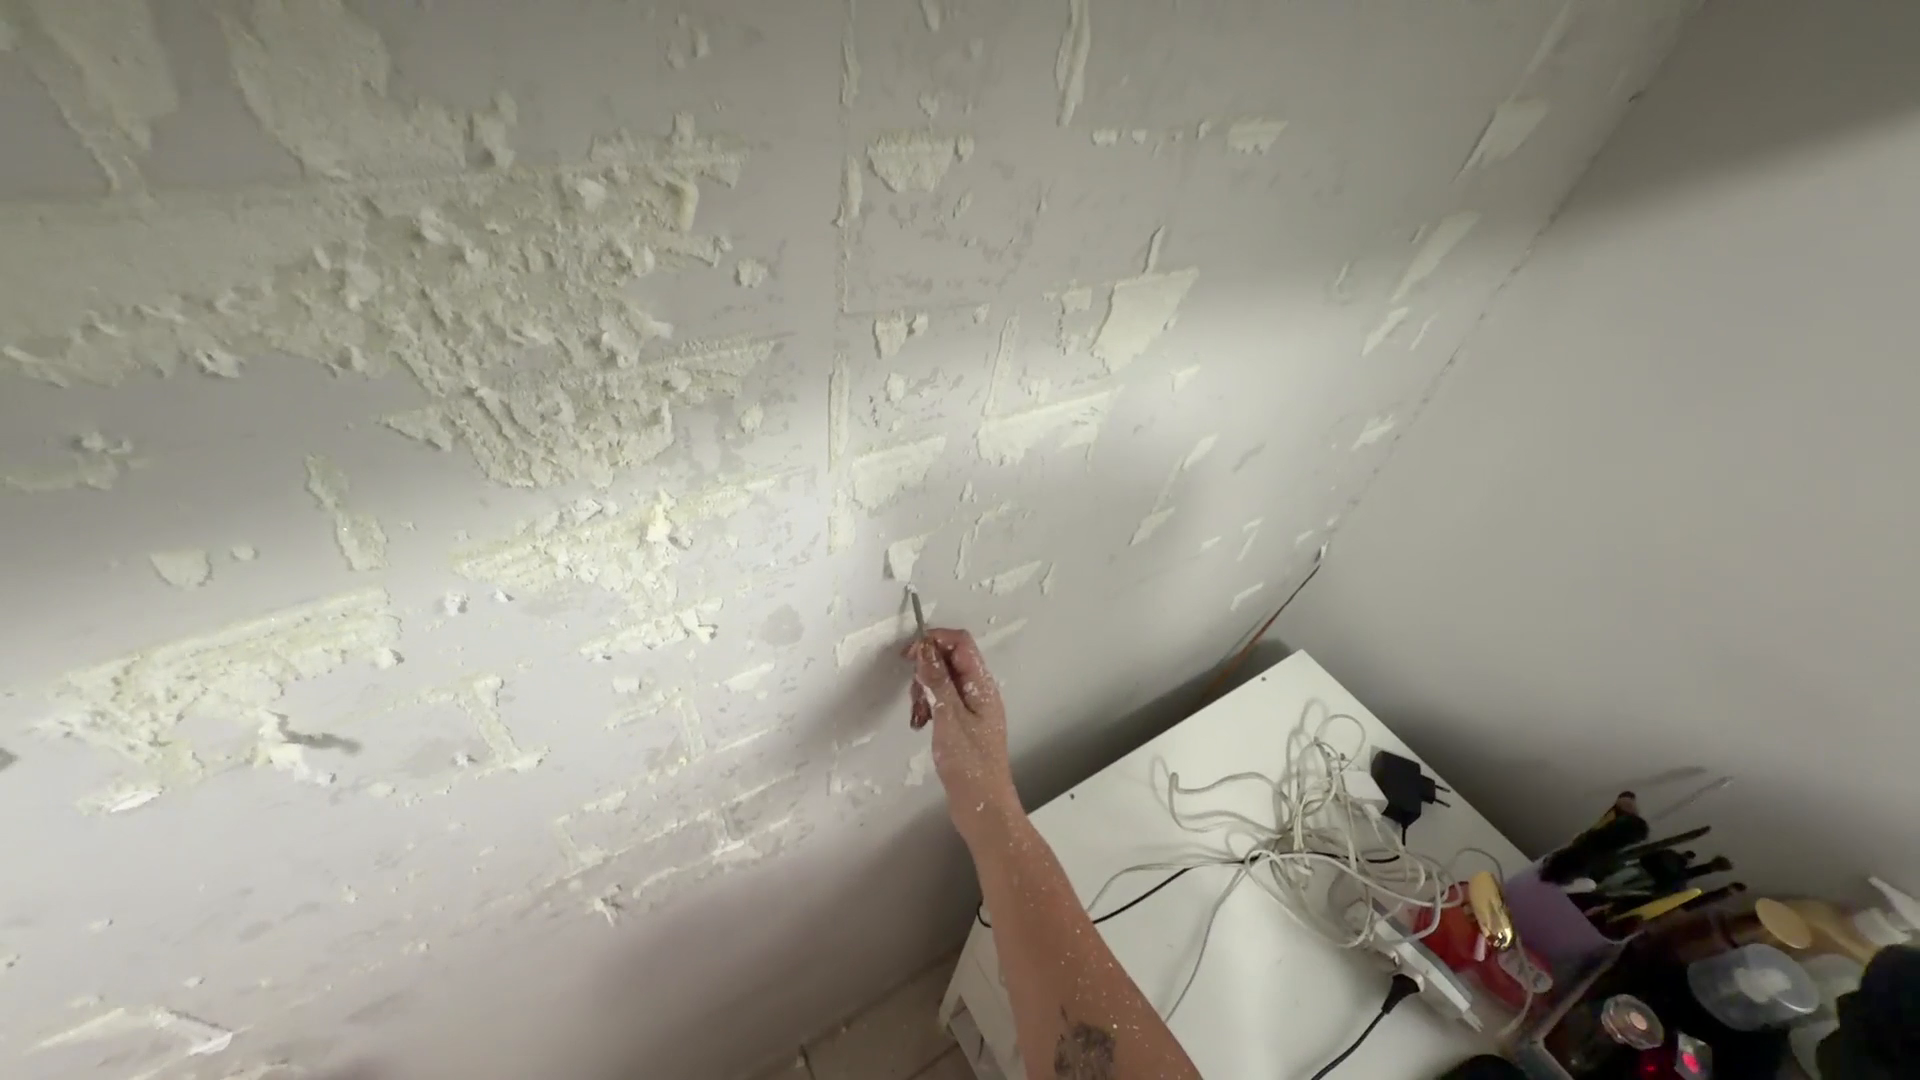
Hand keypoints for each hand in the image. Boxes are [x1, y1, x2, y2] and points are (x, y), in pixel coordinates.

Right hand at [906, 628, 1018, 837]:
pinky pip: (942, 702)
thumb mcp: (949, 718)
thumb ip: (938, 681)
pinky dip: (928, 708)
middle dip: (926, 670)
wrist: (983, 808)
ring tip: (918, 716)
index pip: (961, 643)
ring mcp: (972, 708)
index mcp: (982, 686)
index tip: (910, 655)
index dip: (935, 641)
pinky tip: (921, 725)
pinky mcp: (963, 724)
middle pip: (950, 660)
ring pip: (942, 682)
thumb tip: (926, 648)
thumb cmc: (970, 765)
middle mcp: (980, 692)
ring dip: (924, 691)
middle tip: (915, 695)